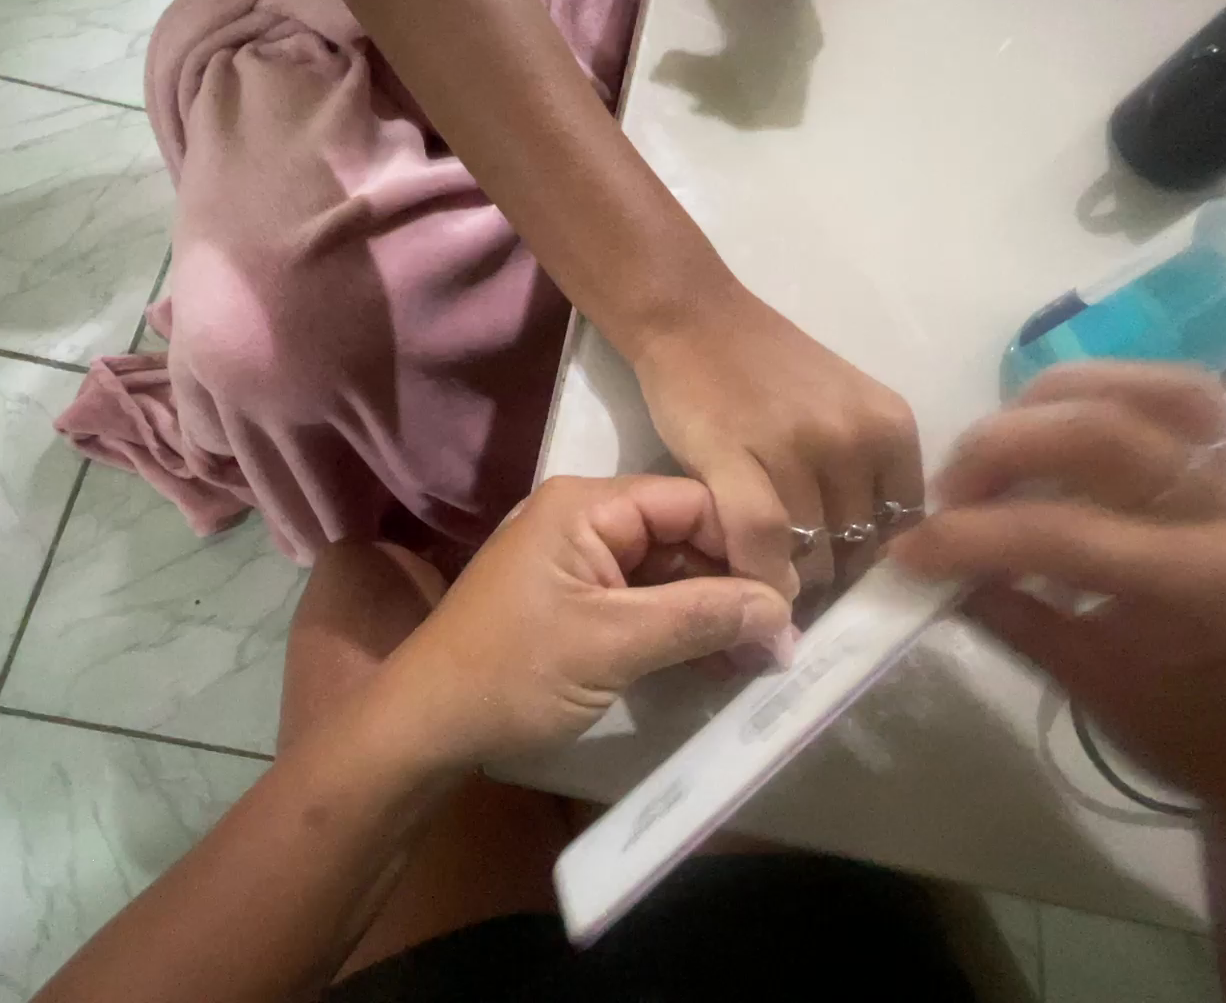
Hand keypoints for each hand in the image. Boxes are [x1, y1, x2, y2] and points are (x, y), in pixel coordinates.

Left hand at [376, 477, 794, 767]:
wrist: (431, 724)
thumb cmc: (513, 673)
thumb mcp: (612, 643)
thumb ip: (700, 617)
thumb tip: (782, 610)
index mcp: (587, 505)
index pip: (693, 501)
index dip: (747, 545)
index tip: (794, 599)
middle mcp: (587, 519)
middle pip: (685, 535)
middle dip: (734, 585)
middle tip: (784, 639)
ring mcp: (584, 560)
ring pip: (671, 571)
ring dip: (713, 612)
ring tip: (762, 659)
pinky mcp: (583, 598)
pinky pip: (648, 600)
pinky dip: (682, 628)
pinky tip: (720, 662)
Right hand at [632, 289, 921, 601]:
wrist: (695, 319)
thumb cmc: (763, 368)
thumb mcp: (841, 411)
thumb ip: (862, 475)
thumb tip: (856, 559)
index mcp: (892, 427)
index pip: (904, 531)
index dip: (869, 567)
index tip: (837, 578)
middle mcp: (856, 437)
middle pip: (857, 552)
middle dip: (828, 578)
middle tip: (792, 581)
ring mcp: (796, 447)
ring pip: (812, 558)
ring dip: (788, 583)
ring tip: (762, 575)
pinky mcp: (733, 457)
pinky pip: (761, 541)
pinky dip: (758, 573)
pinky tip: (745, 581)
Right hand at [888, 363, 1225, 807]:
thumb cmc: (1191, 734)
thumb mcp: (1082, 681)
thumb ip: (1002, 611)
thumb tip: (919, 564)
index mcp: (1206, 587)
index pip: (1060, 532)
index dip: (965, 535)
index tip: (903, 550)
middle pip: (1098, 432)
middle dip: (995, 451)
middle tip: (947, 493)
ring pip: (1141, 391)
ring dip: (1046, 405)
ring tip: (994, 447)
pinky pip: (1169, 397)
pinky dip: (1097, 397)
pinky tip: (1049, 426)